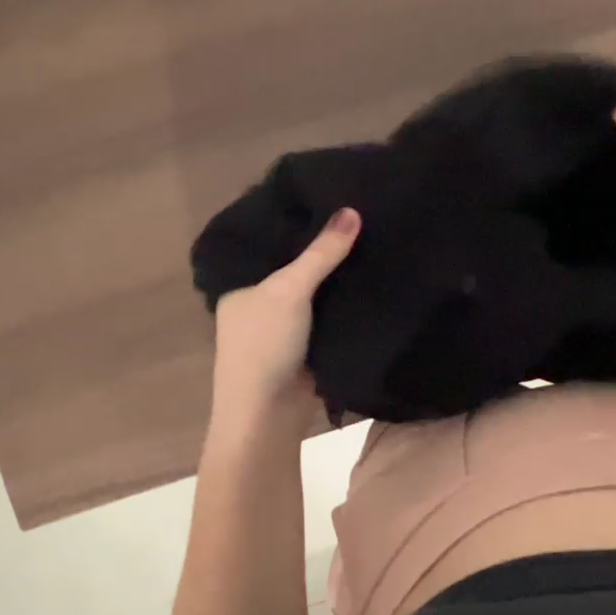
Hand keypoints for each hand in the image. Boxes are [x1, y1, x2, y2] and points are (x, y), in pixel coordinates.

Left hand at [211, 208, 360, 418]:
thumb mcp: (290, 289)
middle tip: (362, 214)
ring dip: (339, 278)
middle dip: (324, 251)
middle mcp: (259, 304)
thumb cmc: (264, 345)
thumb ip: (322, 253)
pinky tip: (373, 280)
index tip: (331, 198)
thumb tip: (353, 209)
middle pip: (297, 269)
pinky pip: (330, 316)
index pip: (271, 246)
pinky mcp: (308, 348)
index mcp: (241, 286)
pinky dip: (346, 303)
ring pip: (316, 294)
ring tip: (374, 239)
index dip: (299, 225)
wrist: (268, 415)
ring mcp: (284, 329)